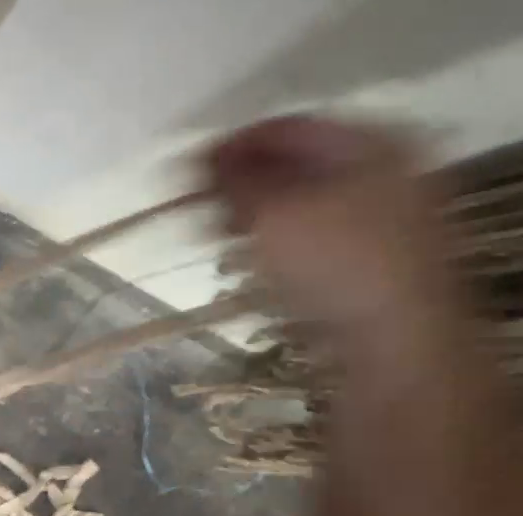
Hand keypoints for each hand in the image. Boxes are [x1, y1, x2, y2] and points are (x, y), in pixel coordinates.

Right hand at [206, 117, 464, 363]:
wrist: (391, 331)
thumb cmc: (332, 263)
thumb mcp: (270, 214)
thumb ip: (232, 181)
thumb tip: (199, 156)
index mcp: (368, 141)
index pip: (282, 128)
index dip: (228, 149)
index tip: (181, 178)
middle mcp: (383, 163)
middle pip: (293, 161)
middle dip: (239, 184)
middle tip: (197, 212)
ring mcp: (383, 205)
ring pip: (299, 196)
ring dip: (251, 212)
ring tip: (216, 237)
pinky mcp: (371, 245)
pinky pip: (310, 225)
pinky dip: (274, 234)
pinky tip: (250, 257)